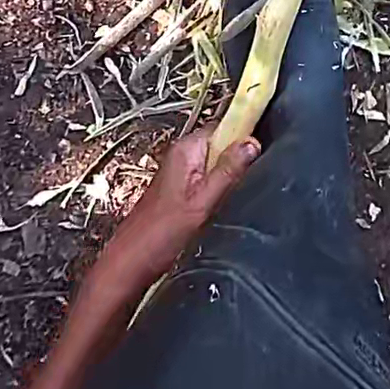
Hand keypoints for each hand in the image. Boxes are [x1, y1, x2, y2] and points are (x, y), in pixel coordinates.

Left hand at [96, 127, 260, 286]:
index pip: (224, 124)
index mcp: (186, 150)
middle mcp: (183, 156)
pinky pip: (210, 182)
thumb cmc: (158, 235)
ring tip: (223, 203)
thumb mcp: (203, 202)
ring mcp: (182, 173)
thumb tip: (251, 143)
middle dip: (237, 163)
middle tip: (238, 186)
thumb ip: (228, 171)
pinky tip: (215, 211)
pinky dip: (218, 193)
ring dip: (228, 181)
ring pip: (218, 166)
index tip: (258, 150)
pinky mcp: (183, 190)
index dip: (244, 134)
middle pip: (223, 146)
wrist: (131, 264)